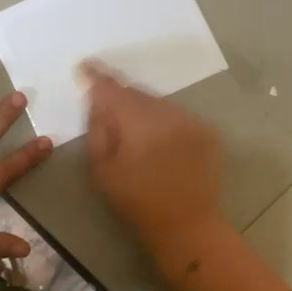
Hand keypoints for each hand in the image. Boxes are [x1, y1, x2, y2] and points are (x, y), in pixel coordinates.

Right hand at [82, 61, 222, 245]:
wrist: (186, 225)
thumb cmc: (136, 201)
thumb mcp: (102, 168)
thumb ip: (98, 127)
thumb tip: (96, 100)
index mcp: (138, 121)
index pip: (112, 87)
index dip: (96, 75)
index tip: (85, 66)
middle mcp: (167, 112)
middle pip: (136, 92)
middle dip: (119, 95)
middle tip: (105, 105)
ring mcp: (190, 120)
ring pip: (157, 102)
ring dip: (142, 107)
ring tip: (132, 128)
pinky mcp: (206, 131)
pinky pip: (176, 115)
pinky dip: (162, 119)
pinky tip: (156, 140)